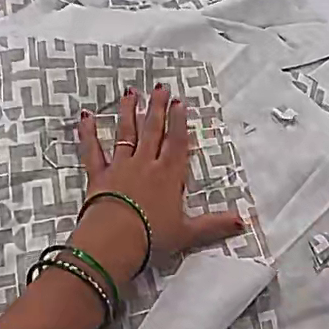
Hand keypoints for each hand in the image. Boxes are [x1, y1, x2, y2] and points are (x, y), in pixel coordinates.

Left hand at [74, 85, 245, 284]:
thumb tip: (242, 223)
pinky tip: (86, 117)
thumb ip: (214, 225)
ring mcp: (121, 167)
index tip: (179, 102)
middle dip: (157, 108)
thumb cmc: (152, 237)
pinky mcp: (98, 176)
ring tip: (131, 93)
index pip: (177, 142)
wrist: (115, 241)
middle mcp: (146, 165)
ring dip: (129, 112)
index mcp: (169, 175)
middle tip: (160, 88)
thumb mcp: (188, 233)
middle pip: (153, 130)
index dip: (179, 121)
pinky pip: (92, 150)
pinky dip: (88, 133)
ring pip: (126, 134)